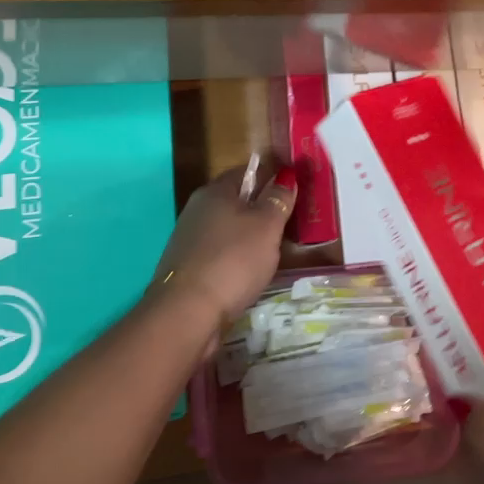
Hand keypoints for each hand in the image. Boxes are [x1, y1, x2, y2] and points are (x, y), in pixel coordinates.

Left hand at [154, 165, 296, 324]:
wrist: (186, 312)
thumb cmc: (232, 260)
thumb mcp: (266, 226)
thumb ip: (278, 200)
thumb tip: (287, 175)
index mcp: (215, 191)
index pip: (248, 171)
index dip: (273, 175)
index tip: (296, 187)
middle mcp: (198, 209)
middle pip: (237, 200)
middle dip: (262, 208)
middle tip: (292, 221)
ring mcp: (190, 239)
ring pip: (229, 229)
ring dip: (250, 236)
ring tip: (276, 249)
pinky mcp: (188, 267)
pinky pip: (221, 253)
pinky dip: (237, 257)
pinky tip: (250, 272)